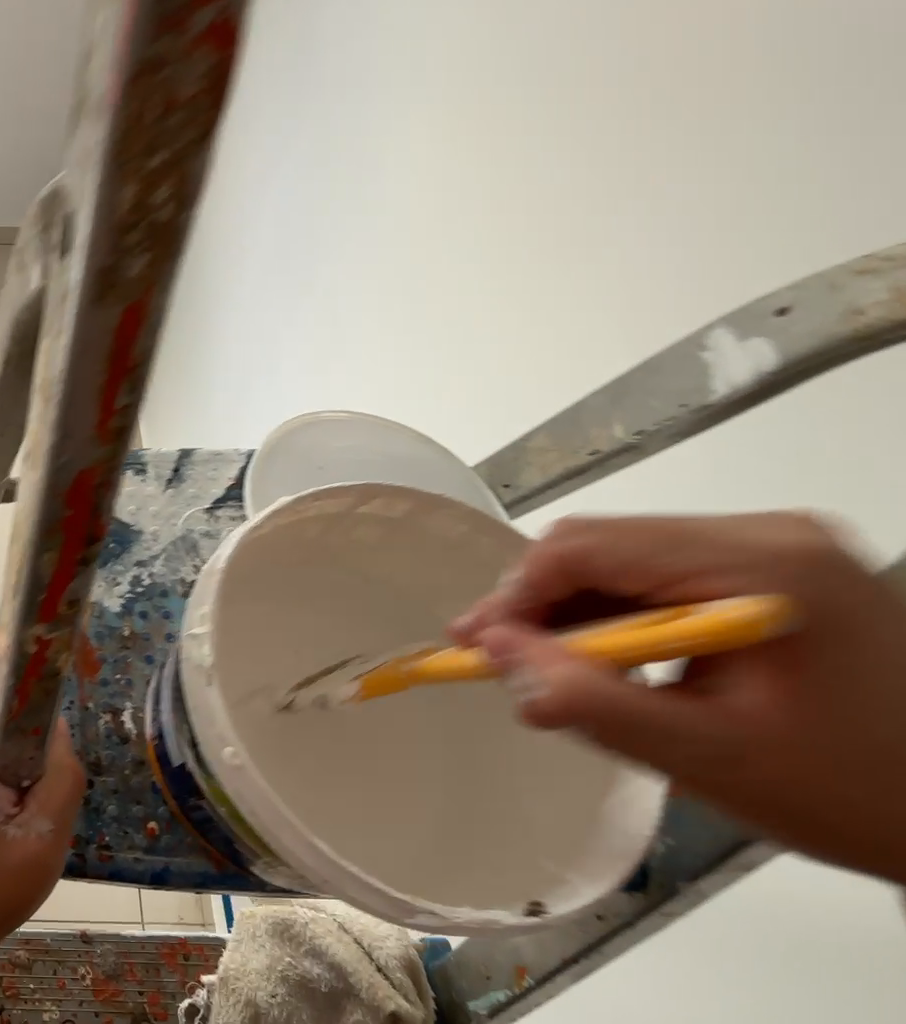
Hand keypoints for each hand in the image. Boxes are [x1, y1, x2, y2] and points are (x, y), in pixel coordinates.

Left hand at [0, 630, 86, 976]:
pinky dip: (0, 724)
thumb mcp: (43, 841)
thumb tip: (57, 723)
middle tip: (68, 696)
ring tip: (48, 742)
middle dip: (24, 673)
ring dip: (13, 703)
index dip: (12, 640)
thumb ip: (60, 773)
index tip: (59, 653)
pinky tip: (23, 764)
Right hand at [449, 512, 905, 882]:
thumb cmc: (850, 792)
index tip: (474, 647)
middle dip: (536, 604)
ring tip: (542, 669)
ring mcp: (775, 546)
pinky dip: (613, 616)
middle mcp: (768, 533)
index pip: (590, 547)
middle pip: (601, 545)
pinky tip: (602, 660)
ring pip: (620, 558)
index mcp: (762, 566)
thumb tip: (489, 651)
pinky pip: (656, 574)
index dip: (515, 593)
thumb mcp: (702, 754)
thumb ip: (586, 698)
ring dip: (570, 613)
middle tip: (495, 660)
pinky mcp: (773, 568)